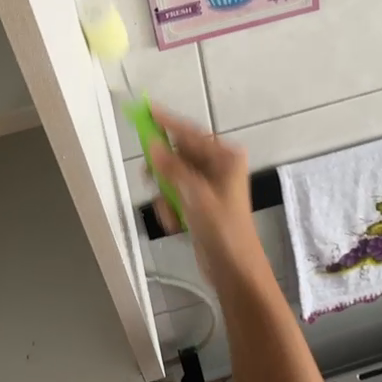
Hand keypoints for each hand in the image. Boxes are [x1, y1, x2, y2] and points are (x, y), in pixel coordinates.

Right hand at [146, 107, 265, 281]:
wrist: (235, 271)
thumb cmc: (223, 229)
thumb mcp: (195, 196)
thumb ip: (172, 169)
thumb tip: (153, 144)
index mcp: (225, 157)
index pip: (191, 132)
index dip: (167, 121)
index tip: (146, 110)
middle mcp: (217, 166)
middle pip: (179, 154)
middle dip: (164, 171)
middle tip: (150, 178)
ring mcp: (208, 185)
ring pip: (173, 176)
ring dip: (166, 195)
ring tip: (171, 213)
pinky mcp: (199, 203)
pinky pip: (175, 194)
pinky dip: (170, 208)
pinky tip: (176, 224)